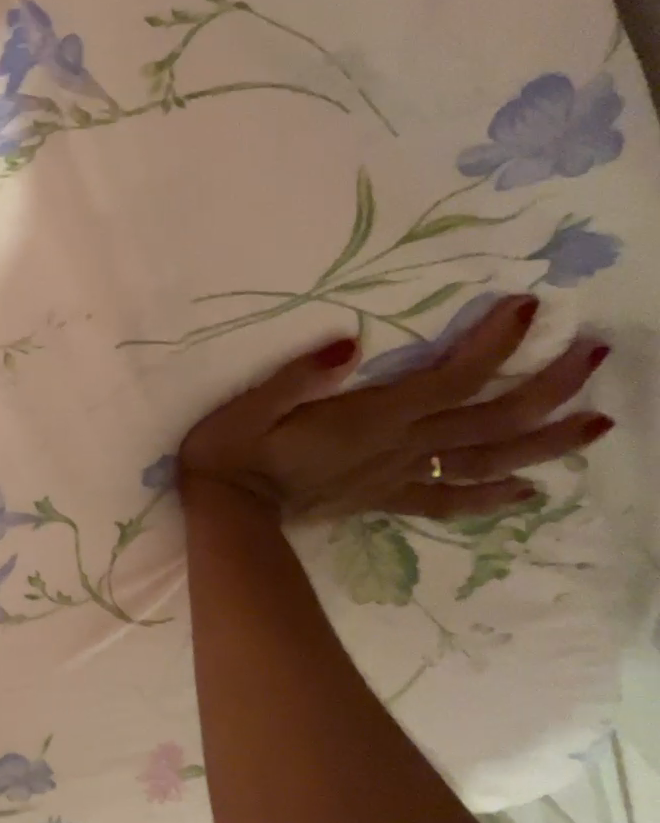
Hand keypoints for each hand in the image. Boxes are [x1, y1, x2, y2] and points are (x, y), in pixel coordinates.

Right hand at [179, 293, 614, 519]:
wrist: (225, 514)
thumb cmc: (228, 454)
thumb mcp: (248, 408)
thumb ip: (297, 378)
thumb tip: (348, 345)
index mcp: (370, 419)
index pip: (451, 378)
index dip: (495, 344)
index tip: (529, 308)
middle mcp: (398, 446)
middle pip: (490, 417)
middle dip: (548, 384)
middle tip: (594, 352)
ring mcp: (394, 475)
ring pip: (487, 459)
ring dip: (546, 441)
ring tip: (597, 421)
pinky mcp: (381, 498)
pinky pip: (448, 499)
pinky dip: (494, 496)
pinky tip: (528, 491)